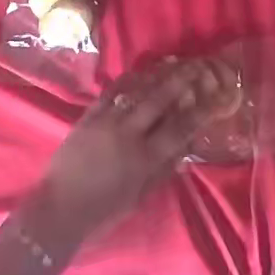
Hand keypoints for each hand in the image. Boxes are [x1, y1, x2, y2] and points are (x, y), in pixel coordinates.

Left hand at [27, 57, 235, 255]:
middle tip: (196, 66)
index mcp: (145, 158)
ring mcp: (106, 122)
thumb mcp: (139, 197)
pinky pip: (110, 93)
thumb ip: (162, 172)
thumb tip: (184, 153)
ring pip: (136, 91)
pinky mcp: (88, 118)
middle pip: (159, 100)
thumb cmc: (103, 212)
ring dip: (156, 75)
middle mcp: (128, 134)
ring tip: (171, 62)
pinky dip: (127, 81)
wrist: (59, 209)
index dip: (200, 110)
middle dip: (180, 81)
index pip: (180, 128)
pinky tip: (138, 73)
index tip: (215, 96)